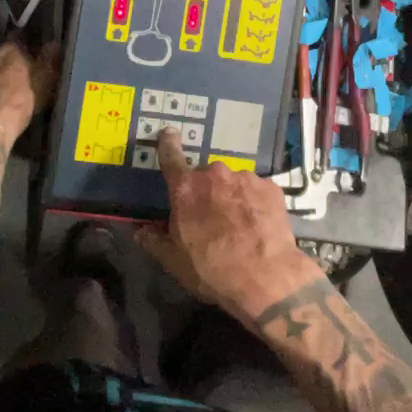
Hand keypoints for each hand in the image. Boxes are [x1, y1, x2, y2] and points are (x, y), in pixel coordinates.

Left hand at [0, 40, 53, 141]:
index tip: (41, 54)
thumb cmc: (20, 100)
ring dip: (7, 72)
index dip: (33, 46)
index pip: (23, 39)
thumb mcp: (43, 81)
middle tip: (32, 70)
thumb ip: (49, 60)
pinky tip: (5, 95)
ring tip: (19, 84)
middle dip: (19, 60)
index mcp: (11, 48)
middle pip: (9, 53)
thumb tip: (55, 44)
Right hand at [137, 128, 322, 321]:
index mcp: (186, 188)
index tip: (168, 133)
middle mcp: (214, 174)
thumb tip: (140, 230)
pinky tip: (258, 225)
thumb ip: (154, 240)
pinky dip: (255, 203)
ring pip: (233, 182)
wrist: (265, 278)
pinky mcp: (270, 187)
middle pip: (206, 176)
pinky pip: (257, 190)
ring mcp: (245, 178)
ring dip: (232, 196)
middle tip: (212, 217)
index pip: (170, 156)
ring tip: (240, 225)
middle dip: (206, 191)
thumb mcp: (174, 261)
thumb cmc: (212, 269)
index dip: (168, 143)